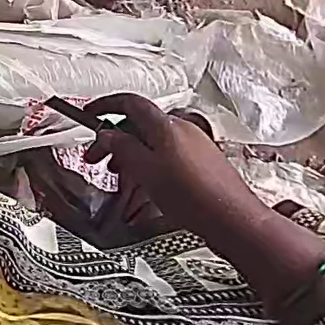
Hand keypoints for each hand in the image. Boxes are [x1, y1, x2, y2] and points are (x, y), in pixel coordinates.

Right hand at [80, 94, 256, 220]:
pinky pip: (166, 151)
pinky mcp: (202, 160)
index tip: (90, 113)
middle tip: (97, 155)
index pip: (129, 103)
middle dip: (113, 137)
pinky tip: (145, 180)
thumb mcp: (144, 170)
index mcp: (166, 125)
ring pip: (152, 139)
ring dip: (130, 151)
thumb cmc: (194, 197)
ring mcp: (194, 143)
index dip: (105, 106)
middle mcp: (182, 128)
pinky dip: (148, 160)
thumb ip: (122, 148)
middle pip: (139, 122)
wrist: (234, 221)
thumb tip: (108, 135)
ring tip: (119, 172)